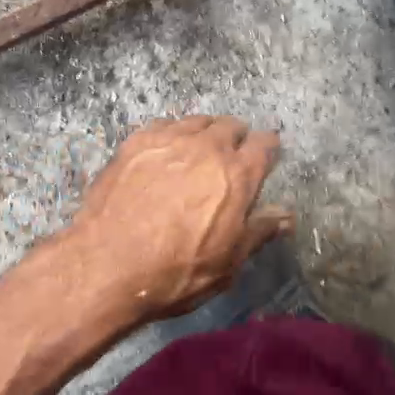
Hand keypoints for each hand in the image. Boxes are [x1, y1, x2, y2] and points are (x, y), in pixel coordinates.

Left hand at [61, 116, 291, 320]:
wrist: (108, 261)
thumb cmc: (176, 272)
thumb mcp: (227, 264)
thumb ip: (258, 232)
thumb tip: (286, 215)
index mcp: (236, 176)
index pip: (263, 146)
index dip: (269, 147)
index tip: (269, 151)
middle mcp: (206, 147)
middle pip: (230, 126)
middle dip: (236, 136)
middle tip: (232, 152)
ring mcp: (170, 139)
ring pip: (197, 121)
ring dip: (205, 131)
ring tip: (201, 147)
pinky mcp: (137, 139)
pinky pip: (164, 124)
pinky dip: (173, 133)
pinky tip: (167, 149)